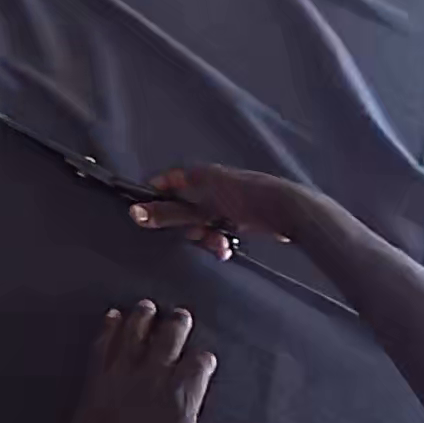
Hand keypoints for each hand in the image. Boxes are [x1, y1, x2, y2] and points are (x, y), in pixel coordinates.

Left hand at [65, 300, 273, 422]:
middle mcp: (150, 382)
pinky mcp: (95, 380)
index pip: (196, 370)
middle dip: (175, 326)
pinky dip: (108, 329)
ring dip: (141, 319)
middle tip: (180, 312)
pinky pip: (102, 346)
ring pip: (132, 337)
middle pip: (165, 344)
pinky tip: (111, 316)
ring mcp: (119, 377)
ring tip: (147, 305)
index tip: (207, 355)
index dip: (202, 361)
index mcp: (180, 403)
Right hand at [128, 165, 328, 260]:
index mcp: (198, 174)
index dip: (155, 198)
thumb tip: (133, 213)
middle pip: (184, 204)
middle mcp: (210, 182)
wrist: (290, 210)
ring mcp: (228, 196)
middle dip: (187, 225)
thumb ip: (167, 213)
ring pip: (204, 218)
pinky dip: (220, 236)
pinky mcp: (243, 211)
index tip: (151, 217)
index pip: (165, 182)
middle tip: (195, 236)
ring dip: (206, 235)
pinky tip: (227, 248)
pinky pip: (221, 224)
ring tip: (217, 247)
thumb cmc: (242, 201)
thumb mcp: (199, 210)